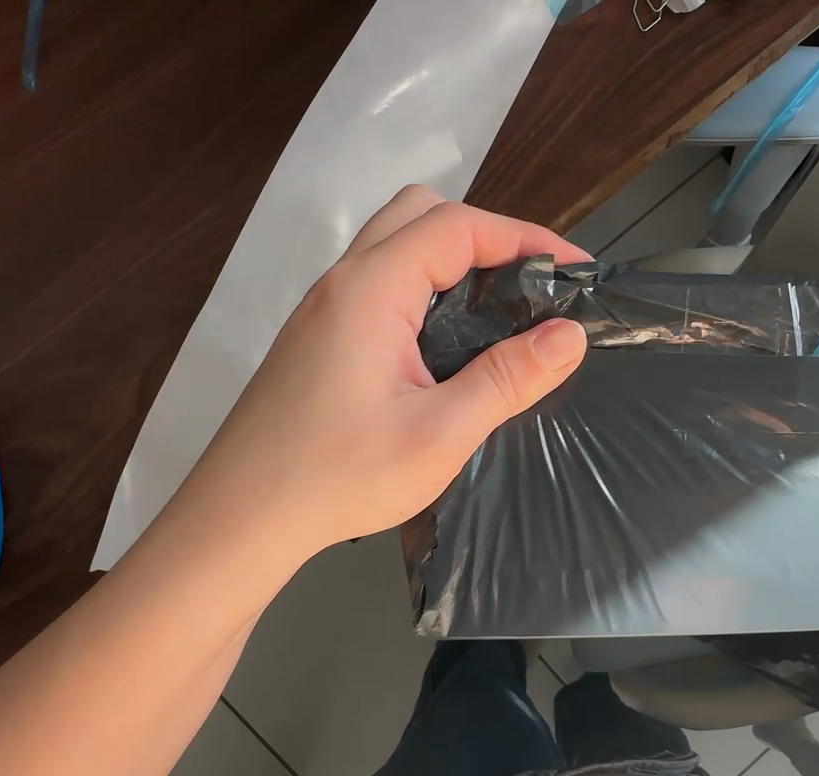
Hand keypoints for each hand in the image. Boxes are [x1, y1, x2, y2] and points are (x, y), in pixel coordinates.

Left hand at [179, 186, 588, 563]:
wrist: (243, 517)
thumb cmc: (341, 476)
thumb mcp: (441, 433)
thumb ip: (508, 379)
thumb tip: (569, 336)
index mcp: (371, 290)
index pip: (457, 227)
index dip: (525, 237)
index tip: (575, 269)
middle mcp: (343, 284)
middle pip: (420, 215)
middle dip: (487, 234)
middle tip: (532, 284)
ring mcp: (326, 310)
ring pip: (396, 247)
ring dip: (454, 260)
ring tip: (502, 310)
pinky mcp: (321, 340)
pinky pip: (382, 285)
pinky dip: (428, 289)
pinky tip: (451, 343)